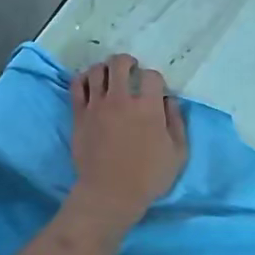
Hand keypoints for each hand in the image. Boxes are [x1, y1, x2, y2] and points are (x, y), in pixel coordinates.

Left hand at [66, 54, 186, 230]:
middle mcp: (120, 99)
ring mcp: (96, 105)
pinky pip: (77, 85)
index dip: (154, 79)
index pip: (151, 76)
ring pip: (96, 71)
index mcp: (147, 107)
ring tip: (109, 75)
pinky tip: (89, 82)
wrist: (110, 191)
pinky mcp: (78, 113)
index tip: (154, 88)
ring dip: (105, 68)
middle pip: (120, 64)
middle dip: (127, 62)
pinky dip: (83, 78)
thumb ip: (176, 122)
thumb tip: (170, 100)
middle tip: (130, 69)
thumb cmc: (148, 176)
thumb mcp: (177, 153)